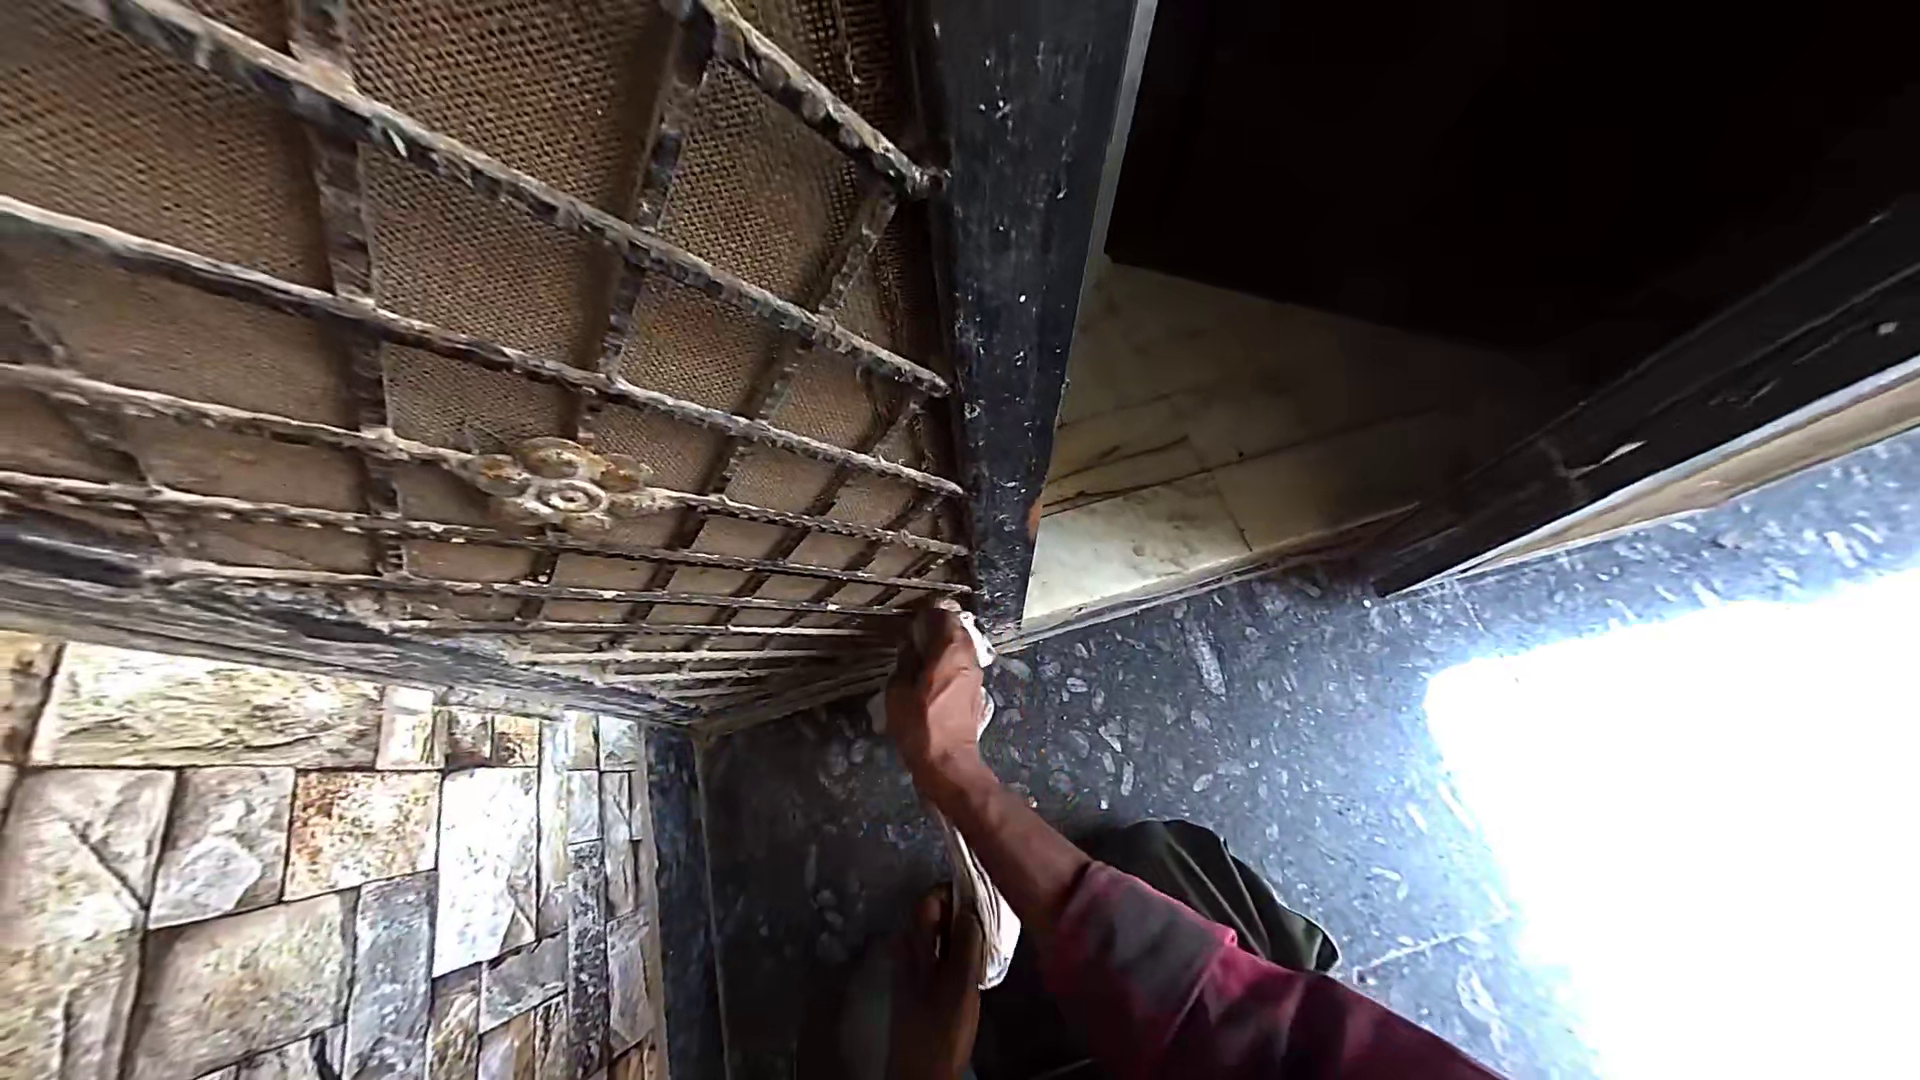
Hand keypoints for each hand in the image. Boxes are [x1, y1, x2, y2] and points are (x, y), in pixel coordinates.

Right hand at [886, 606, 985, 783]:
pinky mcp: (976, 690)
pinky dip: (950, 661)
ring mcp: (976, 674)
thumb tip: (908, 647)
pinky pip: (963, 663)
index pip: (942, 615)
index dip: (926, 614)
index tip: (911, 620)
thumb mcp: (898, 691)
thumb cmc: (920, 726)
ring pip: (962, 645)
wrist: (948, 762)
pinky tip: (933, 674)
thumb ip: (904, 662)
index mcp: (949, 650)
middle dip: (937, 627)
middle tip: (916, 635)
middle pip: (957, 628)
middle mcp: (968, 656)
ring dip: (945, 644)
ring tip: (922, 654)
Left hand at [887, 886, 984, 1079]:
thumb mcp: (960, 979)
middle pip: (934, 913)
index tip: (980, 897)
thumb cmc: (941, 1025)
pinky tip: (974, 964)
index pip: (931, 895)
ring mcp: (911, 965)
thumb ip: (967, 939)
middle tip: (987, 919)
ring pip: (938, 933)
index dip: (955, 891)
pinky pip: (938, 952)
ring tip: (985, 940)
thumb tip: (972, 904)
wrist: (921, 1075)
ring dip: (960, 932)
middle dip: (961, 911)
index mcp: (913, 939)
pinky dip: (956, 950)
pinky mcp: (919, 984)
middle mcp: (907, 946)